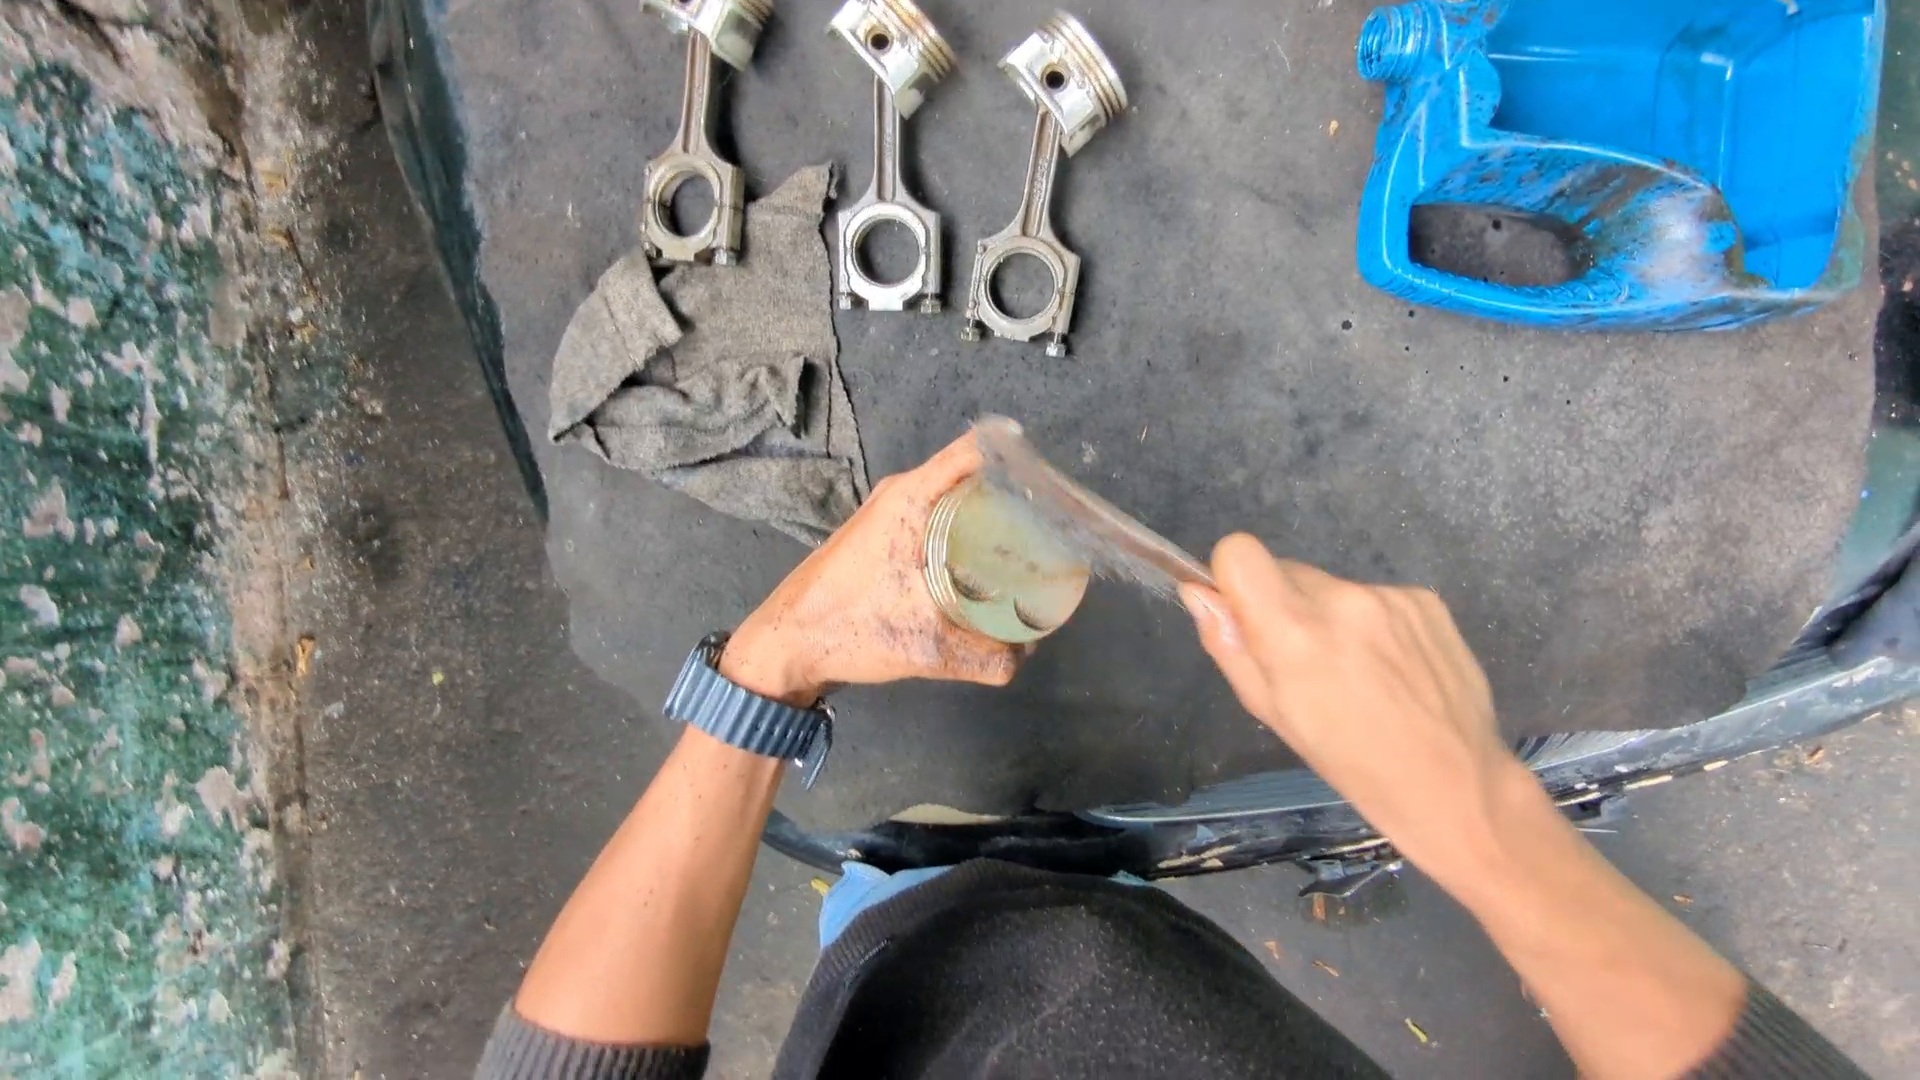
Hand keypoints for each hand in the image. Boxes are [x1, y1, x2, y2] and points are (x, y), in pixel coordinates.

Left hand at [720, 433, 1025, 705]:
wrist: (784, 643)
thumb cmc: (849, 630)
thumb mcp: (927, 649)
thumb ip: (987, 658)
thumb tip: (1025, 654)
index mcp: (912, 497)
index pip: (978, 451)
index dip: (1021, 461)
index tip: (1053, 492)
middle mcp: (901, 492)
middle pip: (972, 475)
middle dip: (1014, 498)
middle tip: (1049, 533)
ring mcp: (887, 511)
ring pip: (953, 498)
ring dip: (988, 517)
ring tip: (1024, 552)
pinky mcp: (881, 533)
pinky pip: (936, 517)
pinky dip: (964, 533)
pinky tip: (980, 569)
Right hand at [1179, 533, 1522, 880]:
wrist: (1454, 781)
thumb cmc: (1348, 760)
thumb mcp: (1269, 712)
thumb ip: (1227, 644)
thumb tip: (1199, 592)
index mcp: (1293, 631)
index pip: (1239, 552)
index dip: (1233, 575)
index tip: (1244, 609)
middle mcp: (1341, 599)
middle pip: (1283, 570)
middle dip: (1281, 604)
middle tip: (1304, 659)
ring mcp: (1389, 596)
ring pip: (1329, 586)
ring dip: (1328, 615)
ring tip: (1357, 670)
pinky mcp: (1426, 599)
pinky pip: (1372, 596)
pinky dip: (1370, 622)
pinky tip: (1391, 666)